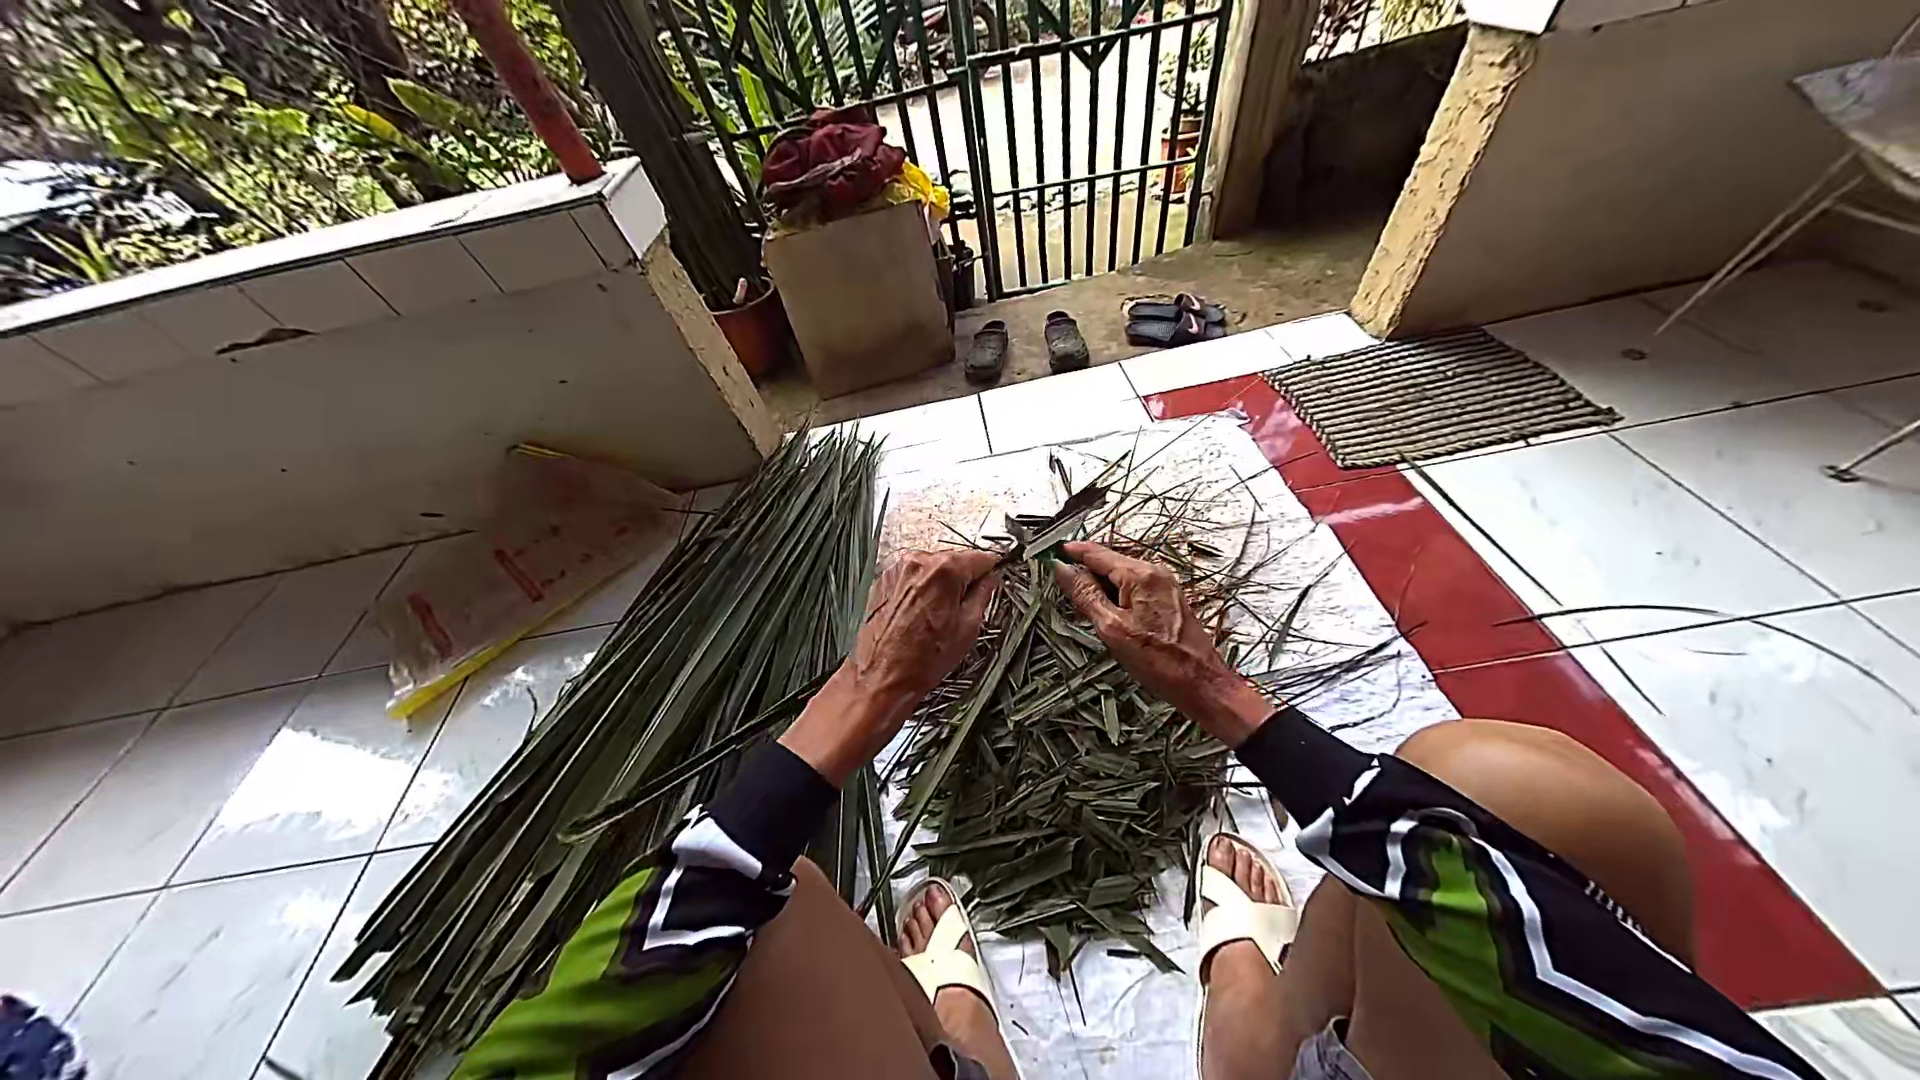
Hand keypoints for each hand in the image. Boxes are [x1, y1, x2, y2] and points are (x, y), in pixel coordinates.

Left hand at [780, 549, 1000, 784]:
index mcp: (944, 570)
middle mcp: (918, 562)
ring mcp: (897, 569)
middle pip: (954, 559)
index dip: (992, 569)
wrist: (882, 676)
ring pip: (933, 567)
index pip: (980, 557)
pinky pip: (913, 576)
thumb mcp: (968, 628)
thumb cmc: (919, 660)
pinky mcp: (883, 579)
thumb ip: (984, 594)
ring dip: (941, 583)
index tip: (995, 576)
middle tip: (965, 607)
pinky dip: (921, 589)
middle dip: (964, 579)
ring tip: (939, 616)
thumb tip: (990, 580)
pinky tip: (921, 615)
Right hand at [1053, 541, 1275, 746]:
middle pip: (1108, 562)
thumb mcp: (1111, 628)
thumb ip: (1084, 594)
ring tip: (1084, 609)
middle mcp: (1155, 572)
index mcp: (1140, 574)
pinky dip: (1115, 596)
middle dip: (1084, 573)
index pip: (1096, 553)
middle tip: (1062, 589)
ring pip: (1120, 576)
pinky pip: (1133, 587)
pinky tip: (1107, 615)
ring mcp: (1164, 584)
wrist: (1201, 684)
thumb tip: (1061, 569)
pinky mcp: (1167, 598)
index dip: (1070, 552)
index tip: (1049, 553)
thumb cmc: (1159, 661)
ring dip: (1099, 587)